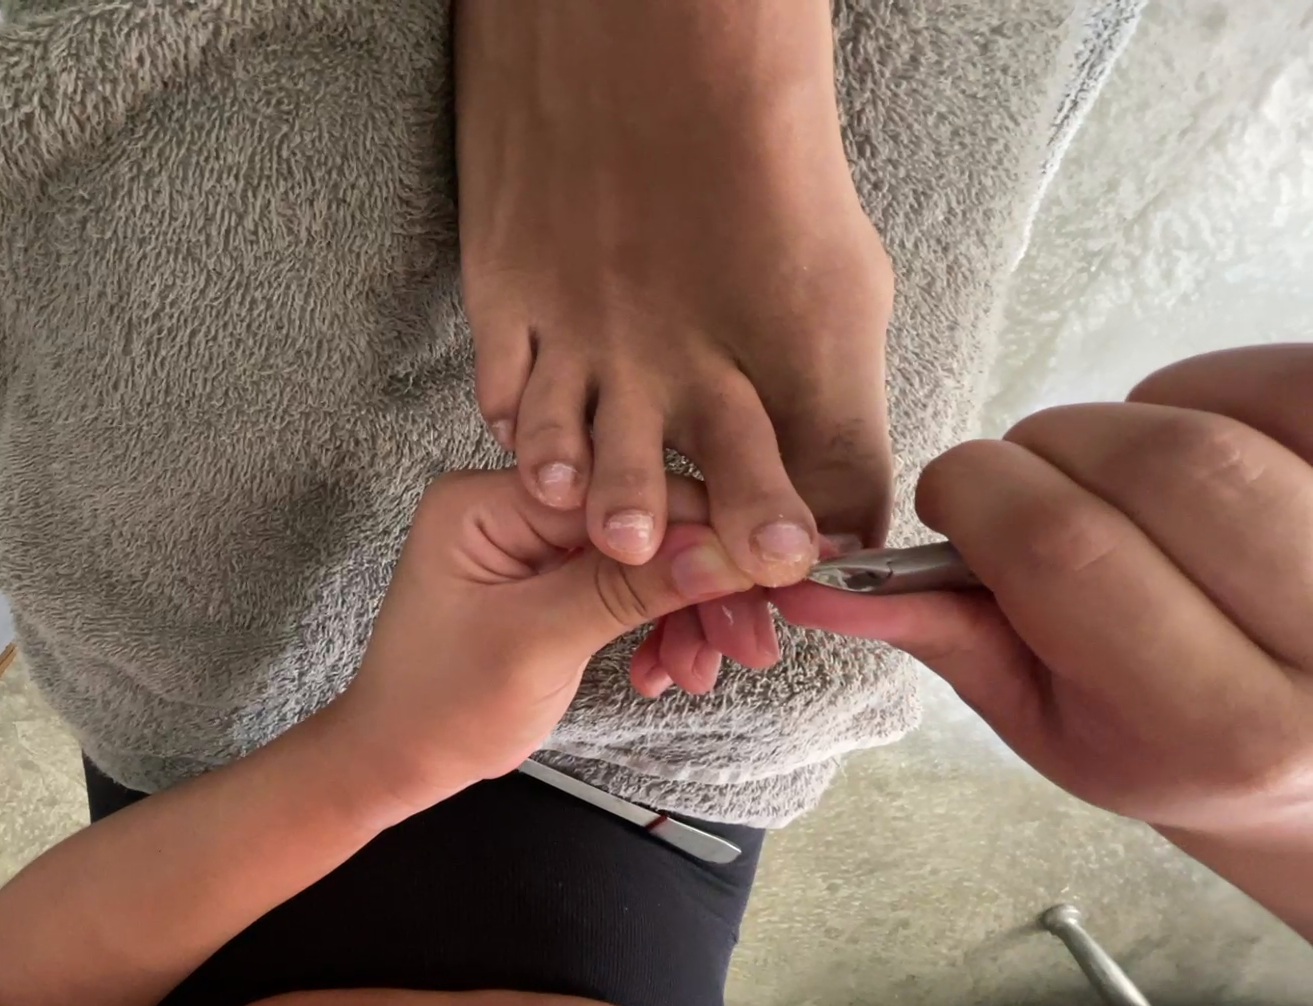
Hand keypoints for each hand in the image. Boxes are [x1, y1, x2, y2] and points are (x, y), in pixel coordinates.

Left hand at [337, 470, 757, 807]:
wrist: (401, 758)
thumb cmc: (444, 703)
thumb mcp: (538, 643)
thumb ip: (629, 590)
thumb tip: (731, 551)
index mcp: (484, 500)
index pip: (613, 491)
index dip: (699, 528)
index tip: (772, 574)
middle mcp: (509, 506)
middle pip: (632, 523)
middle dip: (696, 581)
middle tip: (750, 643)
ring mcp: (529, 544)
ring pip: (635, 558)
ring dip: (681, 612)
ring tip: (701, 671)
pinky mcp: (547, 580)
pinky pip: (618, 587)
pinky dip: (652, 626)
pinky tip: (668, 670)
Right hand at [457, 0, 892, 583]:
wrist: (634, 10)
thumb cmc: (755, 135)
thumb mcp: (837, 262)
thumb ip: (827, 388)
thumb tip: (824, 489)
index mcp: (792, 329)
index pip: (820, 470)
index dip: (815, 538)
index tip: (802, 579)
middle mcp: (683, 341)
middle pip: (707, 475)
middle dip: (722, 548)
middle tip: (726, 610)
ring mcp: (582, 321)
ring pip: (582, 446)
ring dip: (598, 502)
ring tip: (605, 538)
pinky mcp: (505, 293)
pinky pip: (503, 385)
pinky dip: (514, 426)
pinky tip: (521, 448)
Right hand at [774, 346, 1312, 849]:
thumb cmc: (1160, 746)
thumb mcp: (1030, 713)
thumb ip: (932, 635)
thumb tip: (807, 589)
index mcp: (1216, 725)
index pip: (1064, 549)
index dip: (978, 490)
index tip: (951, 498)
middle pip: (1158, 466)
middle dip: (1046, 447)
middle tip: (1024, 483)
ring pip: (1227, 418)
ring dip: (1125, 421)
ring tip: (1111, 474)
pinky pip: (1302, 383)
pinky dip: (1215, 386)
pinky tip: (1194, 435)